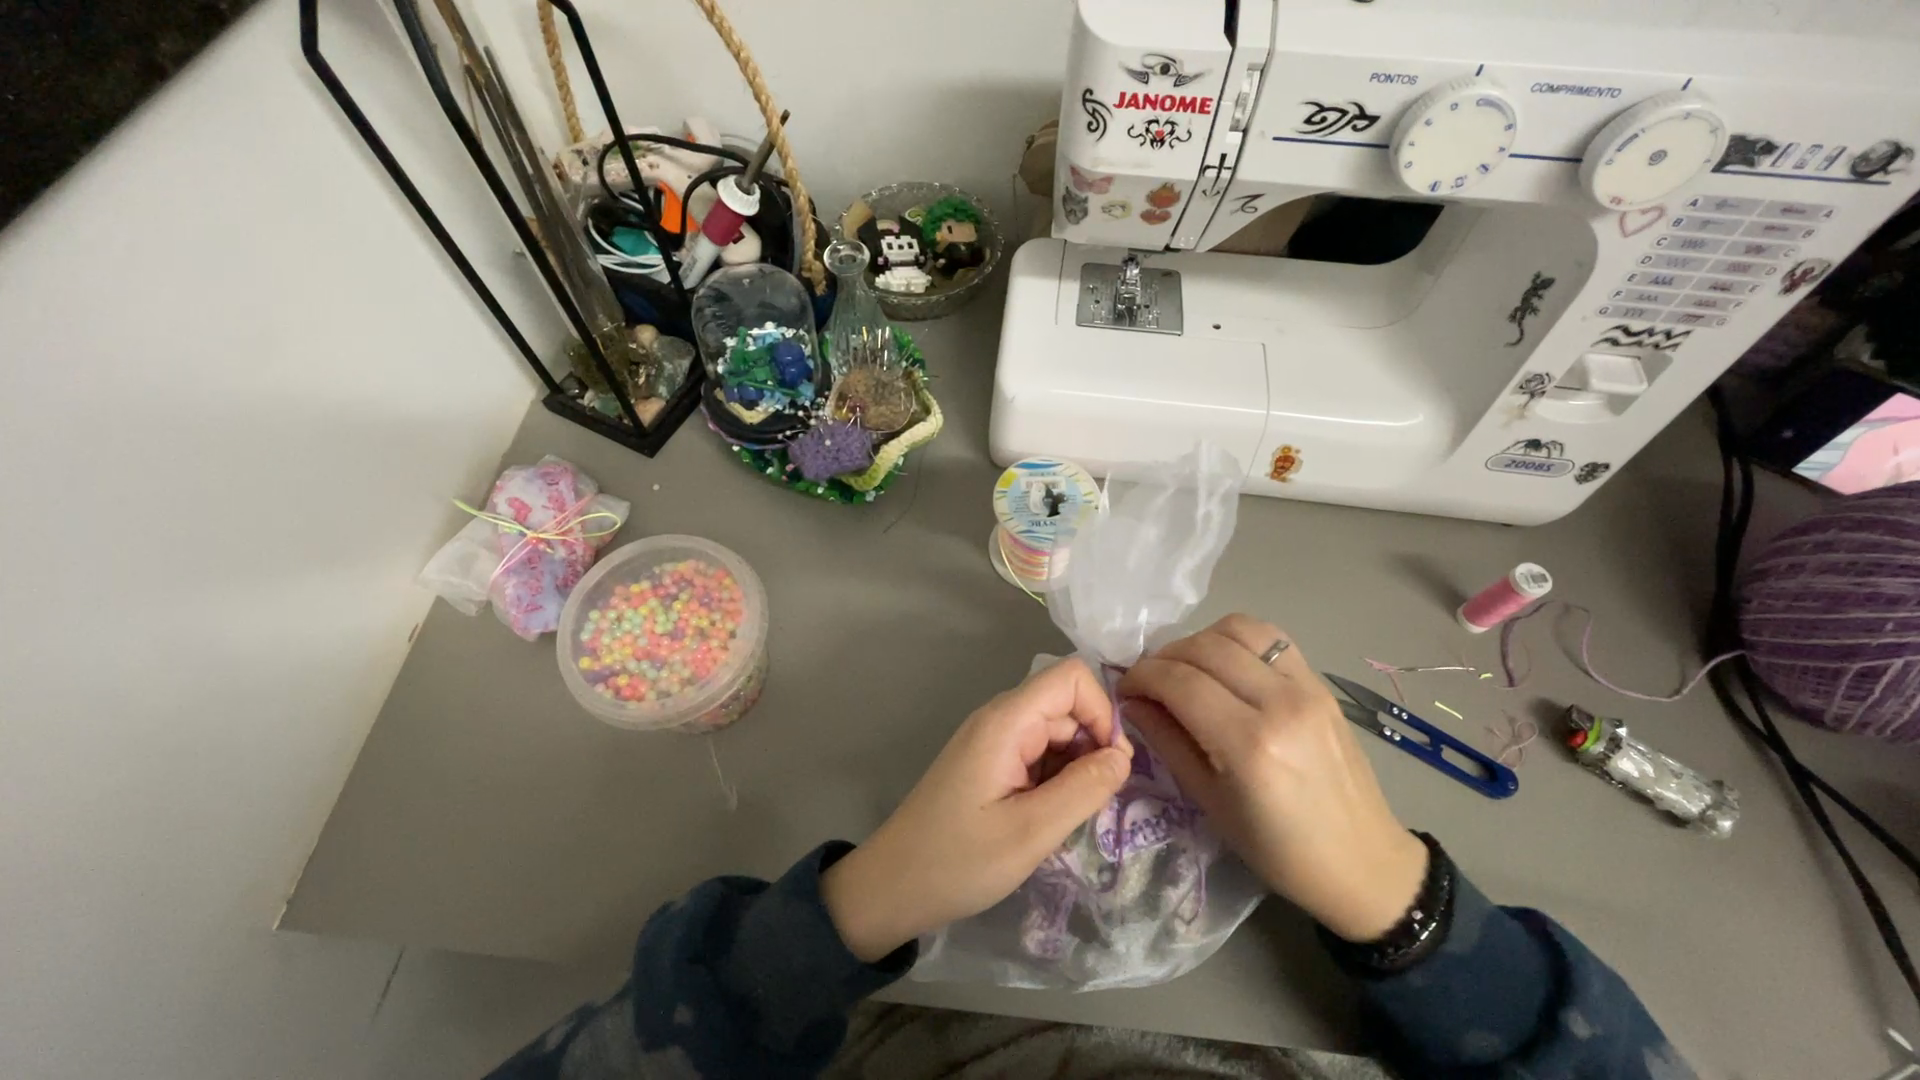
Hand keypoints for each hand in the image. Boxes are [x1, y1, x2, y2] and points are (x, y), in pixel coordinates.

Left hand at [821, 658, 1133, 961]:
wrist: (893, 888)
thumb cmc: (958, 862)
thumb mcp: (1031, 832)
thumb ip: (1084, 789)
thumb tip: (1124, 756)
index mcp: (1005, 722)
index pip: (1072, 677)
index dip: (1102, 712)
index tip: (1111, 766)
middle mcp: (999, 720)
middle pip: (1067, 707)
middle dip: (1093, 748)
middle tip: (1092, 805)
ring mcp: (993, 742)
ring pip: (1057, 734)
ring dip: (1076, 769)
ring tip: (1066, 819)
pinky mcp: (990, 764)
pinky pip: (1039, 755)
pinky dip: (1056, 780)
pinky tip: (1048, 819)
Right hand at [1116, 615, 1427, 942]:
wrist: (1362, 862)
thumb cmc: (1278, 849)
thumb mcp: (1209, 803)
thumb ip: (1167, 742)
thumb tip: (1132, 702)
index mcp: (1249, 745)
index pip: (1179, 681)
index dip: (1141, 677)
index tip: (1124, 690)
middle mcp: (1280, 704)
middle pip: (1203, 648)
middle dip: (1162, 657)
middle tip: (1148, 682)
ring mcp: (1307, 687)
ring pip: (1237, 629)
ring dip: (1199, 641)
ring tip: (1185, 670)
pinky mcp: (1321, 683)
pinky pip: (1270, 638)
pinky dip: (1235, 640)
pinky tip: (1223, 666)